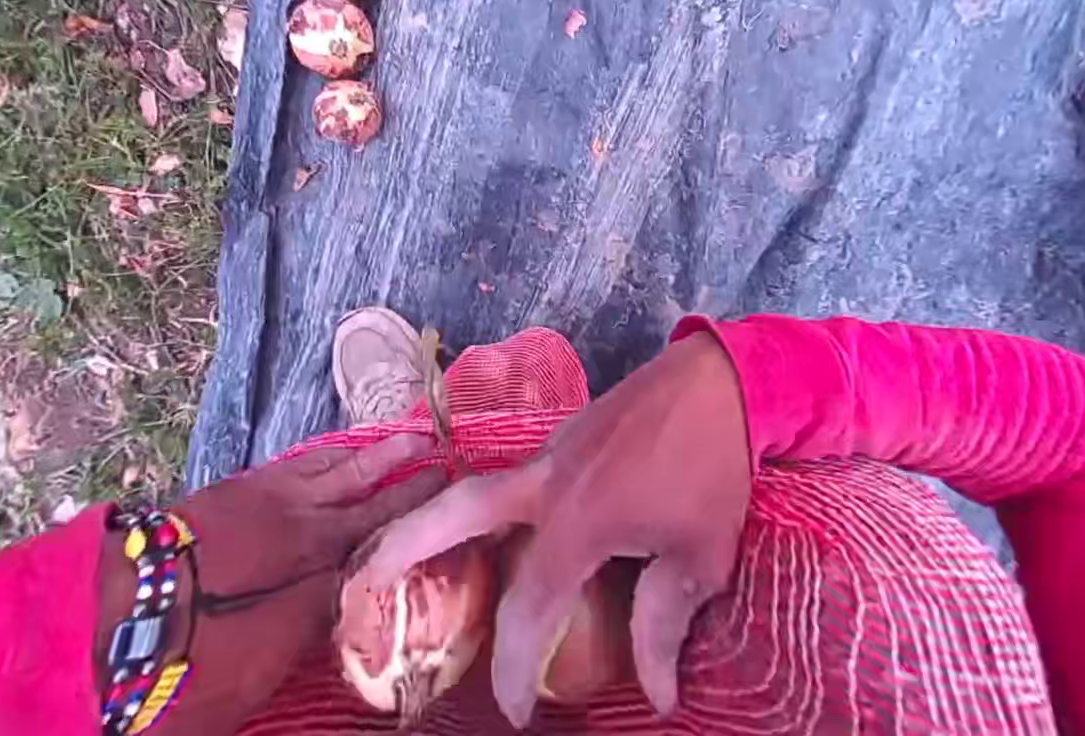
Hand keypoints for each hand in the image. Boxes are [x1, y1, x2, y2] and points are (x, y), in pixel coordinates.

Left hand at [95, 434, 445, 734]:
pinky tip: (341, 452)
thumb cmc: (183, 658)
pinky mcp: (245, 486)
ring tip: (409, 436)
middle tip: (439, 452)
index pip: (381, 531)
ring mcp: (274, 497)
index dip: (415, 511)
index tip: (446, 491)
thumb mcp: (256, 664)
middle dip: (406, 474)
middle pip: (368, 491)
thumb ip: (313, 622)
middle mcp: (305, 520)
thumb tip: (354, 594)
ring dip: (376, 453)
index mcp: (314, 563)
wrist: (104, 611)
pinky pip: (303, 462)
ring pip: (340, 466)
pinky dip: (332, 454)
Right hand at [359, 333, 752, 725]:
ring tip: (426, 557)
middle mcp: (547, 479)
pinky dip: (504, 505)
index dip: (515, 667)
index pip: (525, 607)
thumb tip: (654, 693)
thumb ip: (664, 623)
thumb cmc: (712, 469)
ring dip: (451, 520)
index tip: (518, 710)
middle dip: (405, 544)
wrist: (720, 381)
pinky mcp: (569, 430)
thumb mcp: (697, 555)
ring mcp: (554, 447)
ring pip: (488, 489)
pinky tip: (522, 526)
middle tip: (364, 577)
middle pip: (460, 511)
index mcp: (575, 518)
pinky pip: (523, 476)